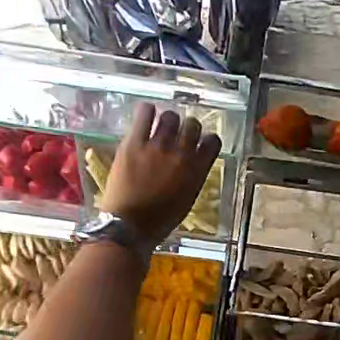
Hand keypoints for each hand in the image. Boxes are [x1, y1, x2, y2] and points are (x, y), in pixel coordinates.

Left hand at [101, 102, 222, 247]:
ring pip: (170, 116)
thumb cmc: (157, 223)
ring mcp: (157, 146)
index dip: (205, 140)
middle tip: (175, 136)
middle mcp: (181, 154)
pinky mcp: (134, 143)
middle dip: (185, 129)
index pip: (212, 142)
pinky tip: (145, 117)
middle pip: (192, 125)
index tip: (197, 144)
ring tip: (159, 128)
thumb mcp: (184, 202)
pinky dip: (147, 111)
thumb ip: (191, 179)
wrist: (128, 227)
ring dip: (167, 121)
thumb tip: (190, 165)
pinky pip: (145, 113)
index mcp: (197, 171)